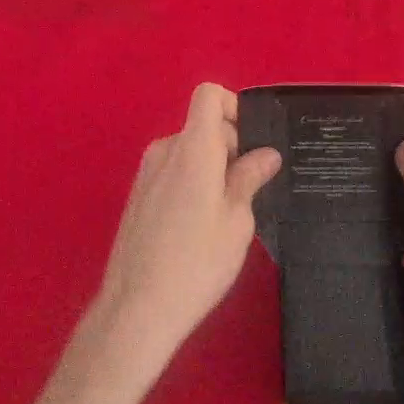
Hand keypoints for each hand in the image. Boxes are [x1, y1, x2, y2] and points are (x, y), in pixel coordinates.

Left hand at [0, 83, 280, 403]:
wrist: (137, 307)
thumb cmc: (197, 262)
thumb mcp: (237, 221)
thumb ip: (249, 178)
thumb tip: (266, 154)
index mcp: (192, 148)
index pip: (209, 96)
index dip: (234, 108)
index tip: (252, 144)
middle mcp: (165, 150)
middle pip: (202, 127)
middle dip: (230, 148)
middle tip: (251, 191)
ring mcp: (147, 172)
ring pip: (189, 153)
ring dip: (211, 169)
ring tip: (228, 216)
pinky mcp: (138, 196)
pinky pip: (173, 173)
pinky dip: (192, 184)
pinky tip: (200, 228)